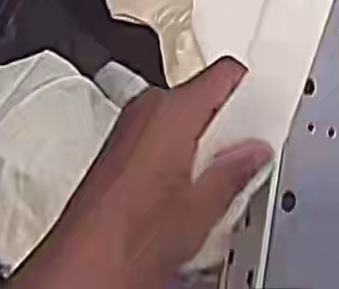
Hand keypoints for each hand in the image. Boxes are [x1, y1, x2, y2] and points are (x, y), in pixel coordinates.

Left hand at [22, 58, 271, 287]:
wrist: (71, 276)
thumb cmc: (120, 246)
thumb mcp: (197, 213)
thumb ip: (233, 172)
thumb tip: (255, 151)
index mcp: (172, 110)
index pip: (228, 72)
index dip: (253, 89)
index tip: (267, 111)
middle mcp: (149, 107)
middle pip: (207, 95)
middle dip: (228, 124)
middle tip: (243, 158)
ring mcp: (131, 125)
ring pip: (186, 115)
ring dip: (204, 140)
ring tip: (210, 184)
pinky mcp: (120, 145)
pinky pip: (164, 131)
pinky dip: (180, 151)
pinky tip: (184, 191)